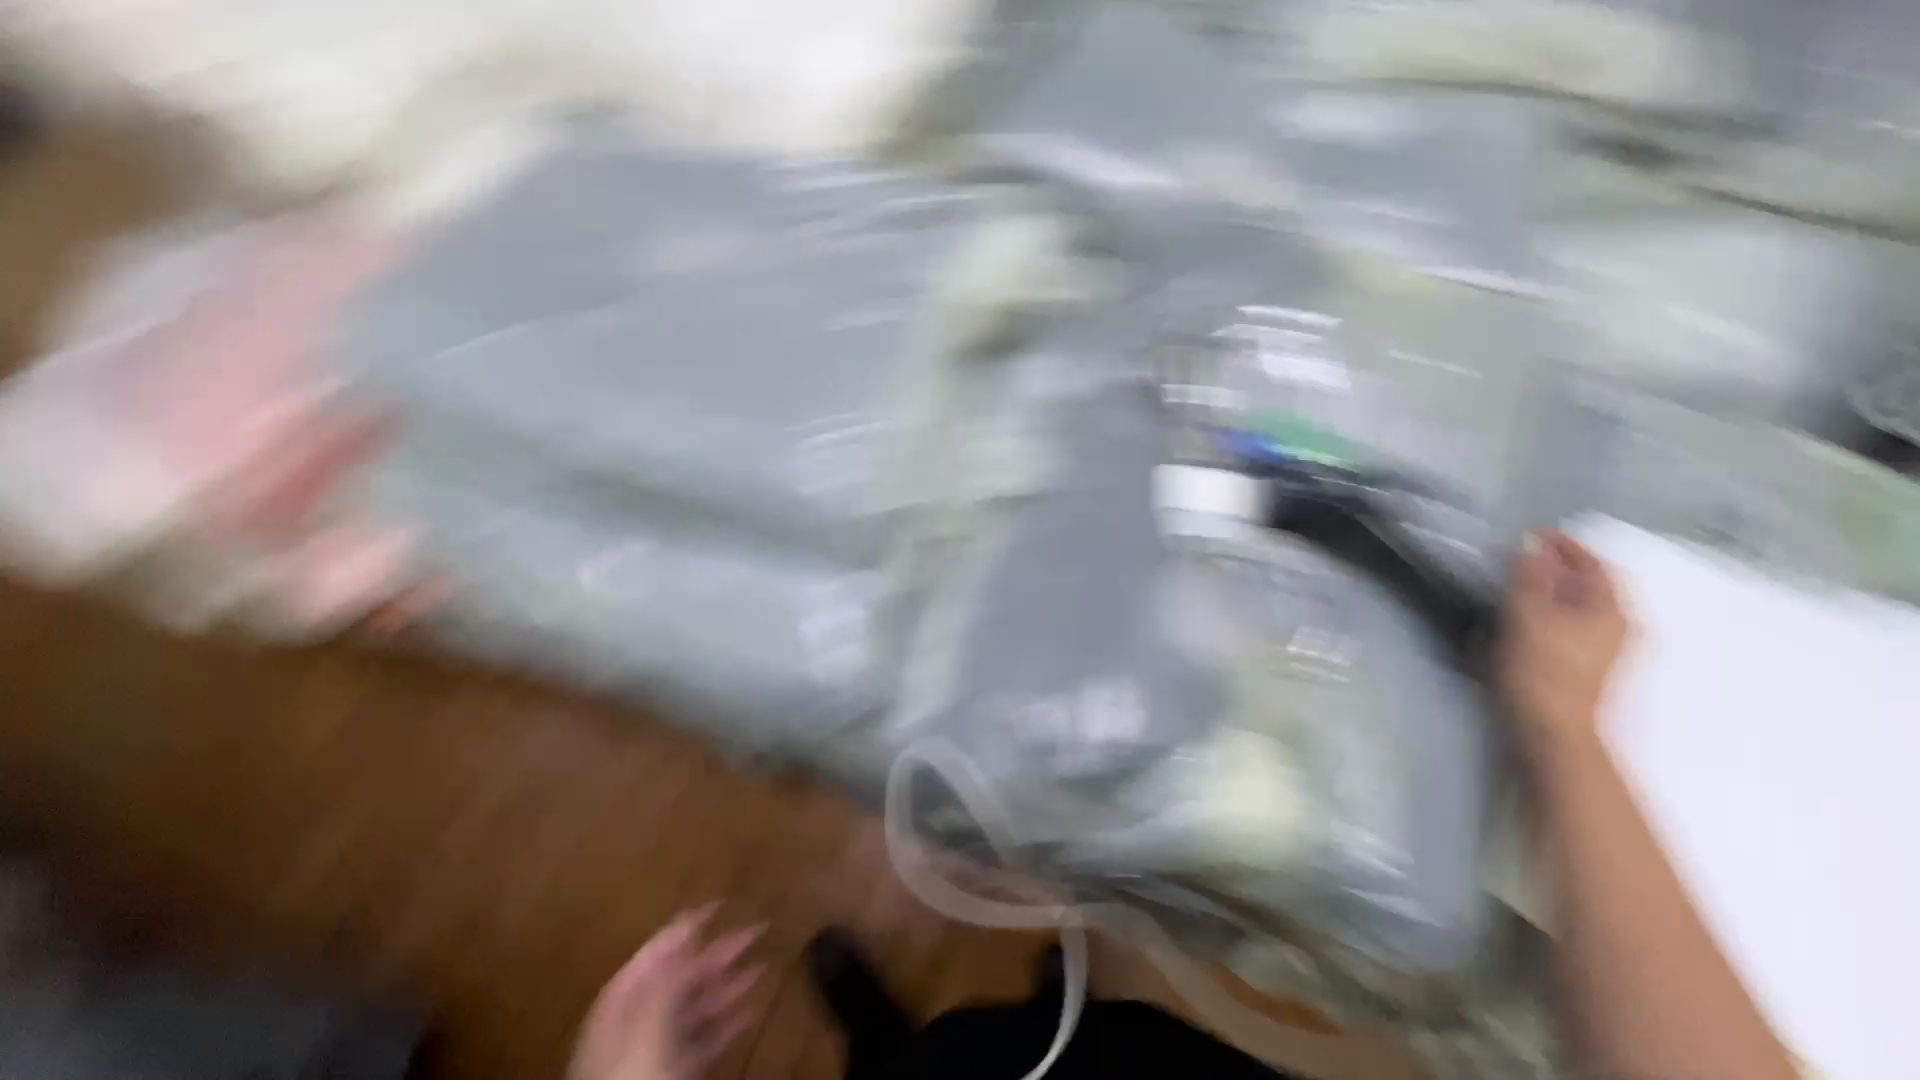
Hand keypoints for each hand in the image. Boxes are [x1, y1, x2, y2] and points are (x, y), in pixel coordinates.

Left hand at [568, 906, 764, 1079]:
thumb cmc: (633, 1078)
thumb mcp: (647, 1029)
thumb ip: (666, 983)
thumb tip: (684, 938)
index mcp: (620, 1009)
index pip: (651, 957)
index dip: (681, 930)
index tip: (716, 906)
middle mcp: (634, 1026)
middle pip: (678, 981)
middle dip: (715, 954)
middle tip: (754, 931)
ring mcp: (653, 1054)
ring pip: (694, 1011)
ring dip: (726, 987)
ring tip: (761, 966)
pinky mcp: (675, 1074)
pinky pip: (702, 1042)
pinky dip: (724, 1026)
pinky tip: (748, 1013)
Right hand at [1501, 529, 1632, 743]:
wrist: (1552, 735)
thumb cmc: (1541, 671)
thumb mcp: (1528, 616)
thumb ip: (1530, 577)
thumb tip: (1532, 544)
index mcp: (1613, 610)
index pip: (1593, 564)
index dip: (1565, 545)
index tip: (1534, 533)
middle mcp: (1621, 627)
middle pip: (1593, 585)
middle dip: (1562, 567)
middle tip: (1526, 557)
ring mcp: (1607, 651)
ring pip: (1584, 607)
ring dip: (1558, 590)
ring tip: (1524, 584)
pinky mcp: (1589, 669)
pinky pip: (1575, 626)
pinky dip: (1556, 612)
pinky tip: (1532, 618)